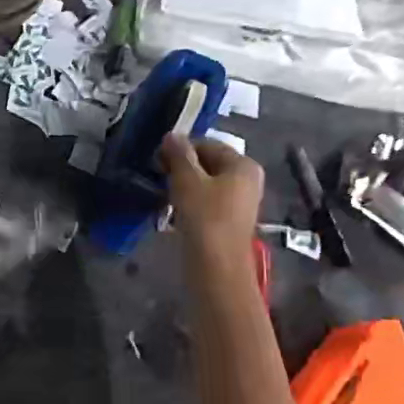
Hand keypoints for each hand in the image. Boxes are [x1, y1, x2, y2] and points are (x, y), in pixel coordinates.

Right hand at [161, 134, 263, 268]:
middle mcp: (247, 180)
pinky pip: (207, 203)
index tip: (157, 160)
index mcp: (243, 165)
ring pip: (206, 185)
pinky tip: (173, 213)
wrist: (217, 267)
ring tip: (163, 195)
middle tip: (158, 177)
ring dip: (183, 187)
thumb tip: (171, 135)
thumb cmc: (205, 218)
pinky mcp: (229, 222)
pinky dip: (190, 204)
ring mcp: (240, 203)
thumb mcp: (187, 181)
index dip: (180, 149)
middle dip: (181, 169)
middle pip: (208, 165)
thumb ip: (179, 155)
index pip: (207, 144)